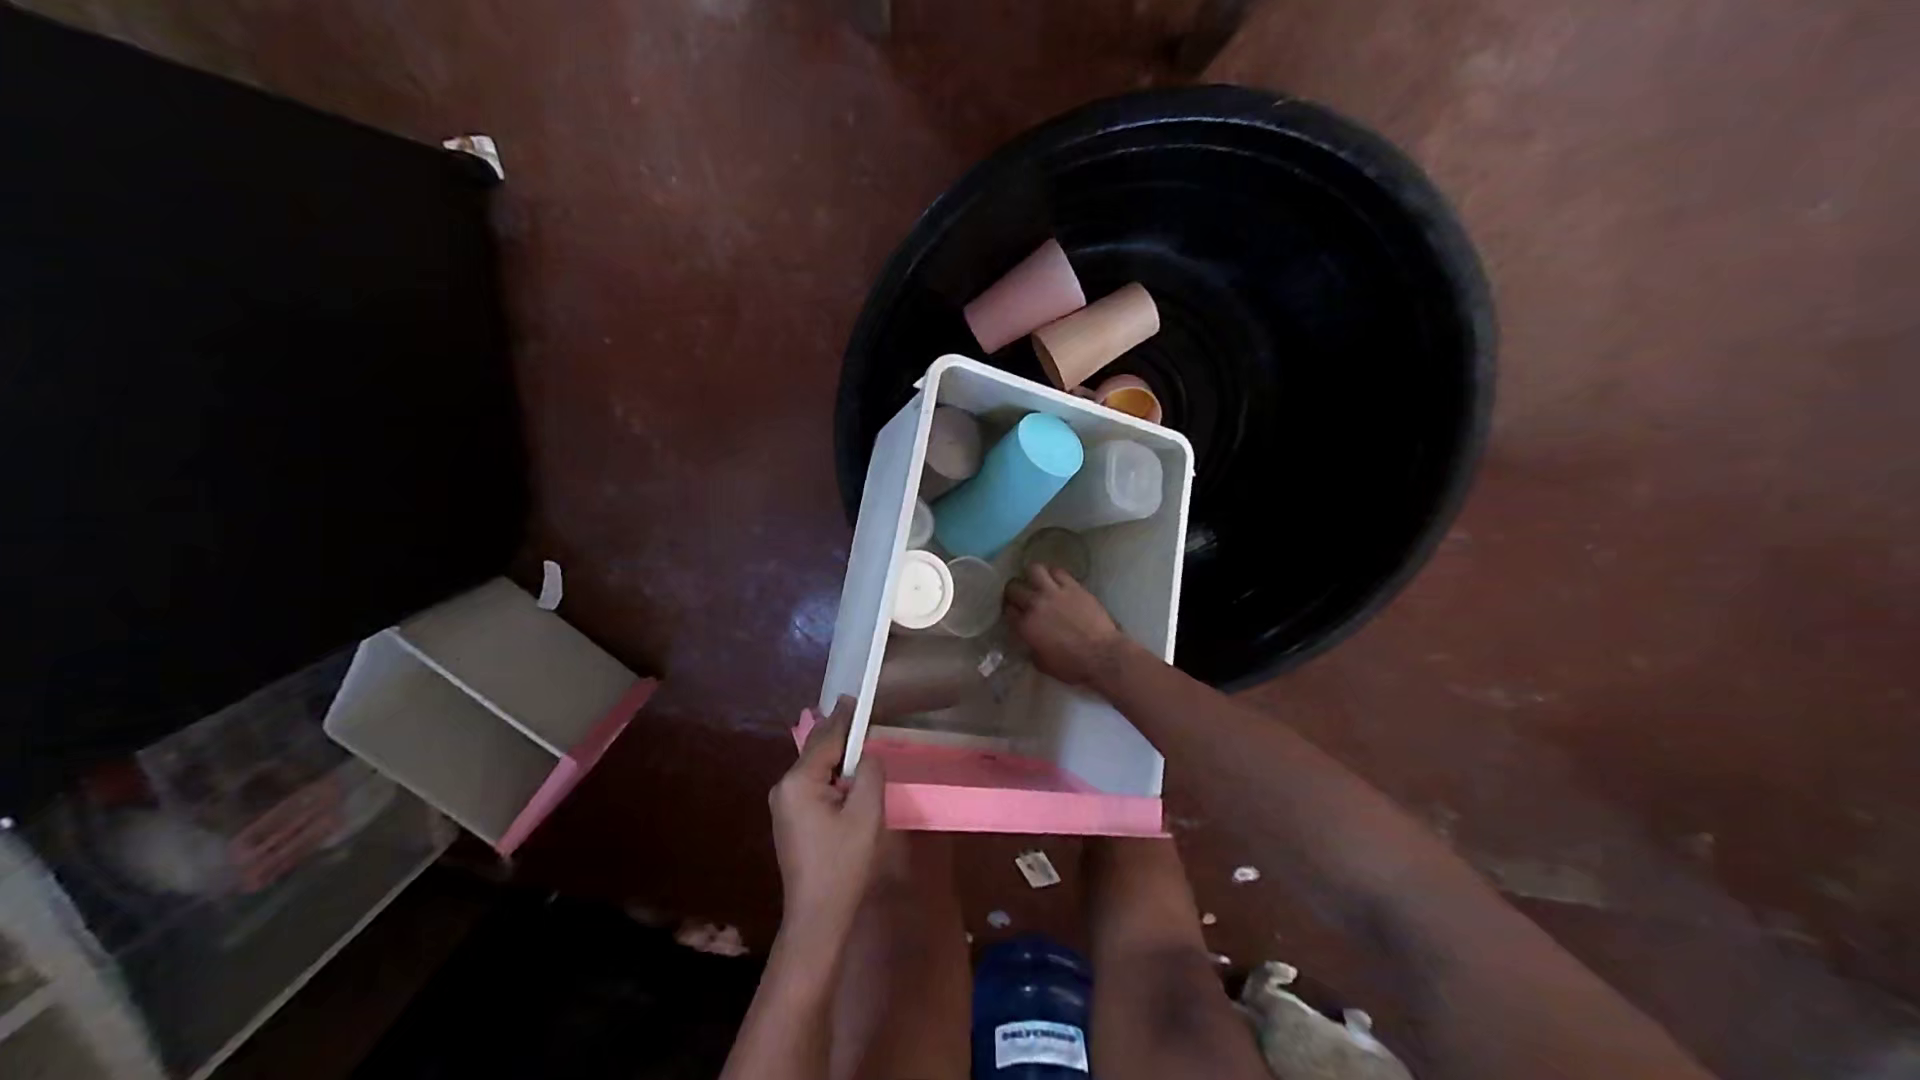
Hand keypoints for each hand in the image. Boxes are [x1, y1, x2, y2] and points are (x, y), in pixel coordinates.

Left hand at [770, 697, 886, 929]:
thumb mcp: (865, 813)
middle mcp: (784, 787)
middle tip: (862, 714)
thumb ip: (868, 773)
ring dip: (837, 757)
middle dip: (840, 734)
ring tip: (860, 741)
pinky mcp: (789, 820)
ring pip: (815, 768)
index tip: (856, 697)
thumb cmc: (843, 863)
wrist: (817, 916)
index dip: (844, 717)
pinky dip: (831, 775)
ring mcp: (783, 805)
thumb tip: (867, 754)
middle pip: (817, 751)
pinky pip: (812, 785)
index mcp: (798, 782)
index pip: (826, 739)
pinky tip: (847, 776)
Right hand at [1004, 563, 1134, 686]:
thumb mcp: (1042, 664)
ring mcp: (1054, 592)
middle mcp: (1035, 604)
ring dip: (1032, 575)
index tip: (1014, 613)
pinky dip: (1053, 574)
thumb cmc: (1072, 665)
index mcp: (1025, 626)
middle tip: (1021, 595)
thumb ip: (1031, 648)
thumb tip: (1030, 641)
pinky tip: (1056, 580)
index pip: (1008, 610)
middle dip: (1014, 591)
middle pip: (1014, 587)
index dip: (1009, 610)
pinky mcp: (1073, 586)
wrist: (1102, 655)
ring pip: (1034, 569)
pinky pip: (1058, 571)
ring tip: (1037, 580)